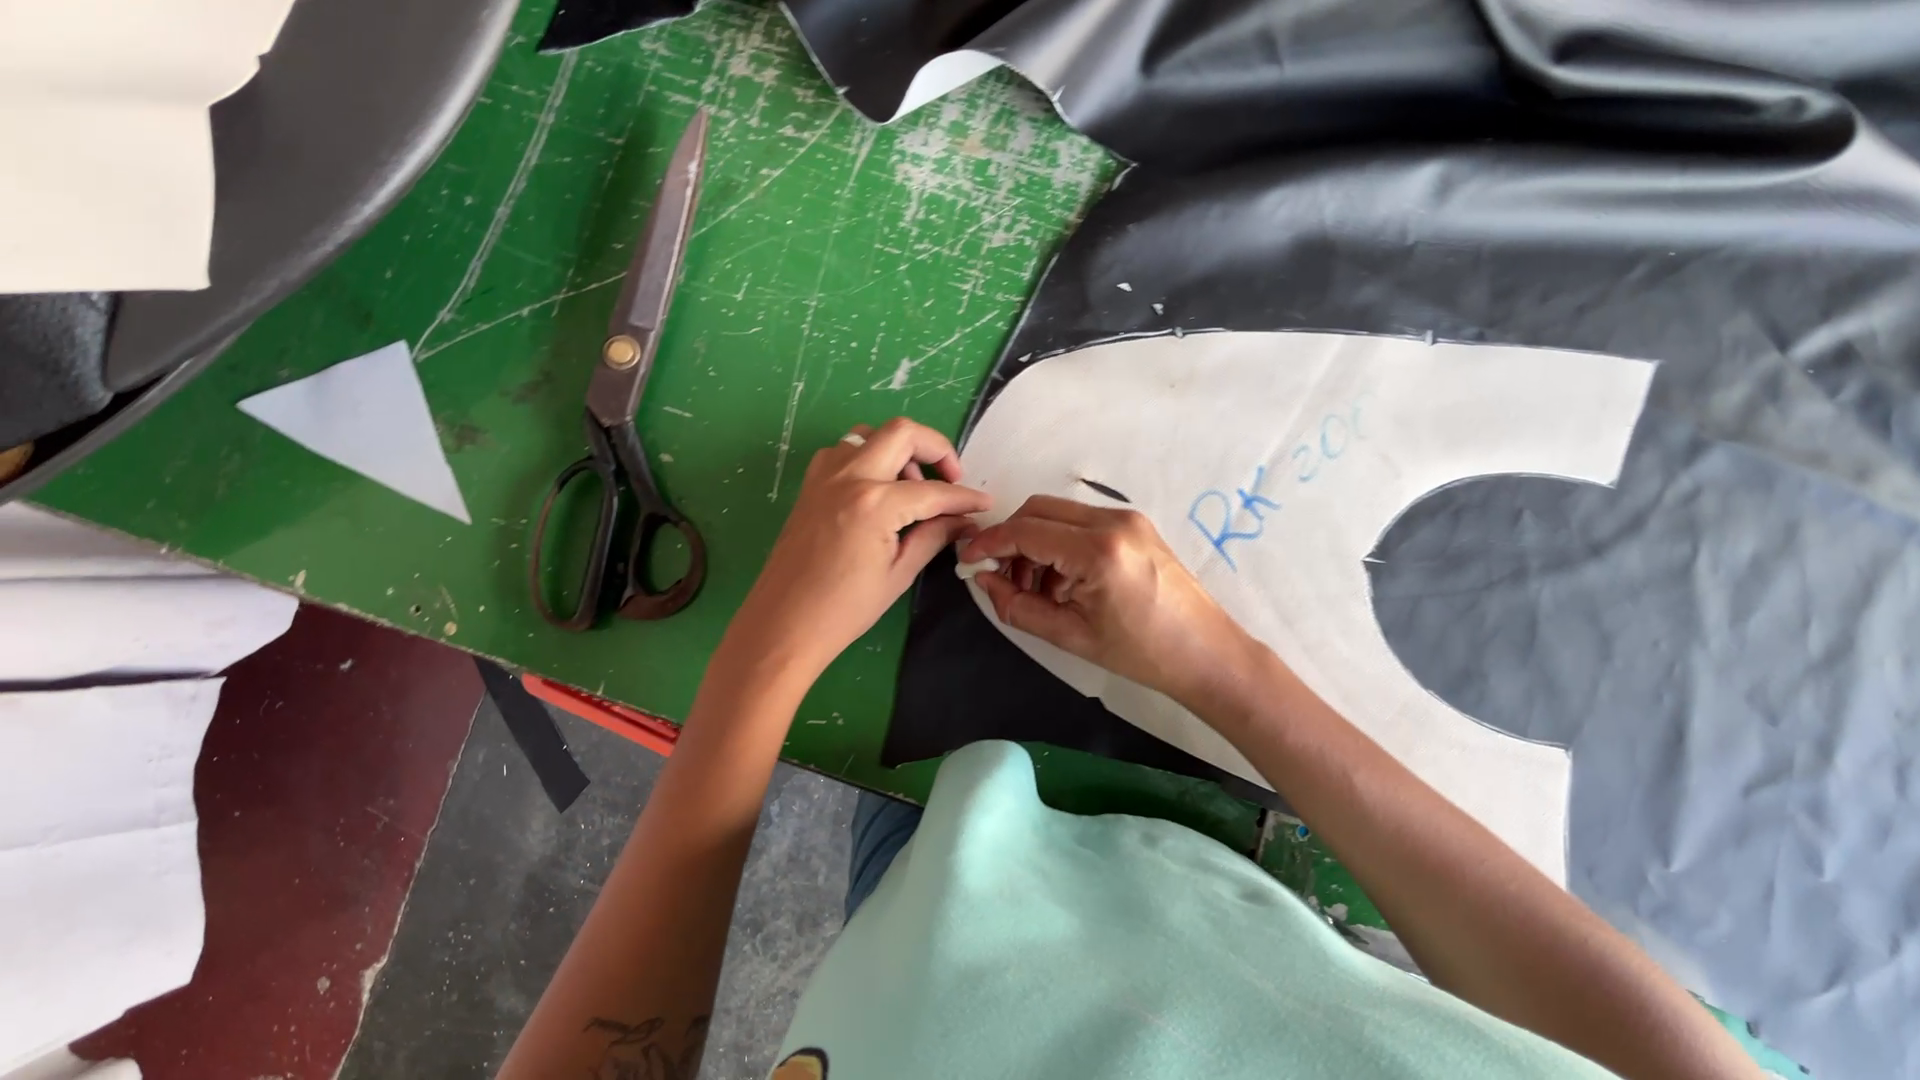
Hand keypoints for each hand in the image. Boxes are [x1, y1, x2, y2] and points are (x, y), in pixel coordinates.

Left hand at [726, 417, 989, 683]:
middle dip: (936, 448)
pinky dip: (868, 458)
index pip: (933, 490)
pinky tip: (877, 492)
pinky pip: (845, 451)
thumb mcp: (899, 574)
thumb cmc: (844, 609)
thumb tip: (964, 521)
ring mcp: (824, 476)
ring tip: (911, 487)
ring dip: (898, 450)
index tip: (983, 505)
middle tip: (950, 478)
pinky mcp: (810, 484)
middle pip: (902, 433)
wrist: (783, 622)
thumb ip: (934, 537)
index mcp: (875, 503)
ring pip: (869, 434)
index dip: (964, 497)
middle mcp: (849, 477)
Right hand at [959, 496, 1251, 708]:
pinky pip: (1081, 522)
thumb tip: (984, 582)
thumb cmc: (1141, 653)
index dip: (989, 545)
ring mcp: (1128, 518)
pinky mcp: (1136, 525)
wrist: (1207, 653)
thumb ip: (1018, 606)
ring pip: (1059, 513)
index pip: (1025, 530)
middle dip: (1011, 539)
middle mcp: (1112, 521)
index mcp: (1097, 550)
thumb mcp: (1070, 636)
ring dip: (1035, 541)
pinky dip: (1060, 543)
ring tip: (1035, 588)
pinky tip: (1062, 581)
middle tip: (1001, 577)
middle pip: (1038, 510)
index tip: (968, 562)